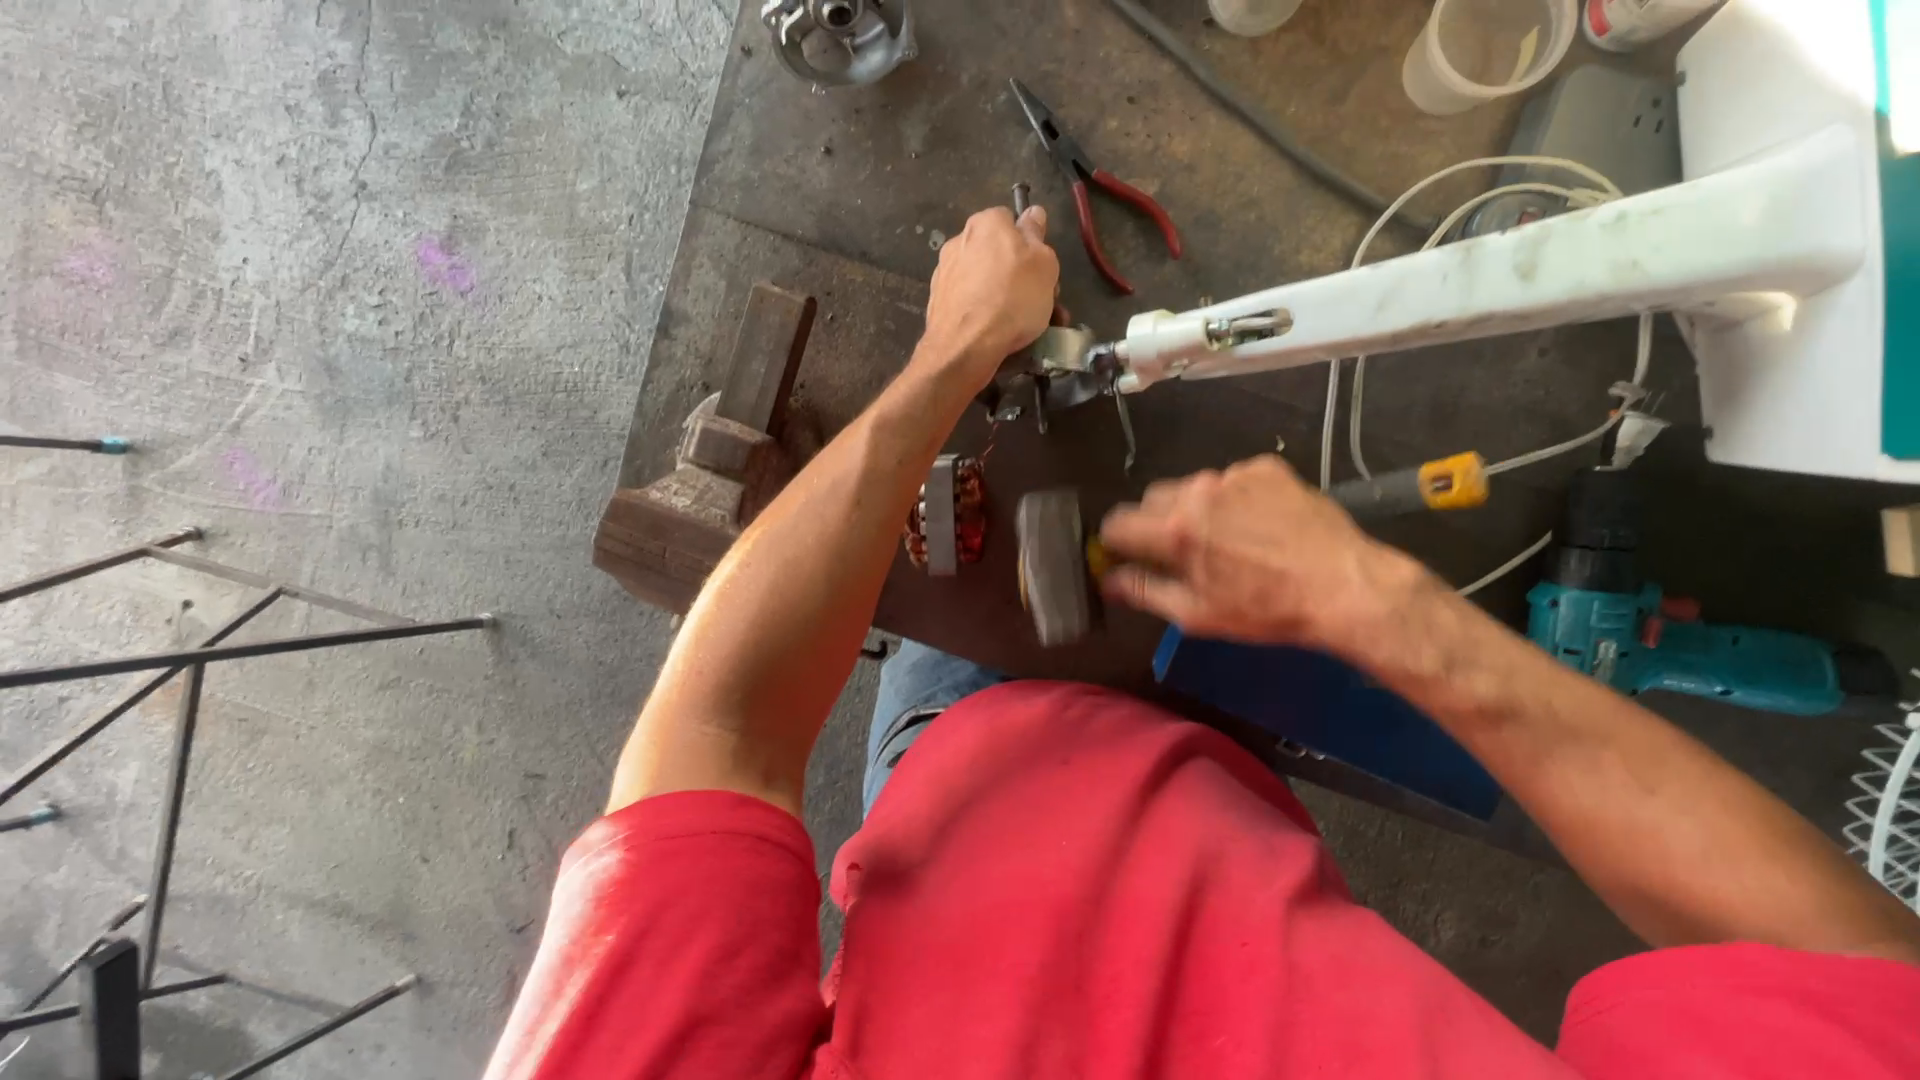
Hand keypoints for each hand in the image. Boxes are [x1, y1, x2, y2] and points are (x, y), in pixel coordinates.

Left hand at [918, 206, 1058, 387]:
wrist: (966, 346)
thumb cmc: (1012, 298)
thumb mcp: (1043, 262)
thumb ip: (1037, 234)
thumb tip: (1032, 214)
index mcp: (985, 223)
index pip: (1011, 221)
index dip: (1030, 244)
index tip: (1042, 270)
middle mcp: (959, 242)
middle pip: (998, 254)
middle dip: (1020, 276)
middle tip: (1040, 302)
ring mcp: (944, 274)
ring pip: (985, 281)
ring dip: (1004, 297)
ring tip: (1024, 326)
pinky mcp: (937, 303)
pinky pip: (970, 303)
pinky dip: (984, 313)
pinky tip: (998, 333)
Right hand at [1099, 455, 1432, 653]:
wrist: (1344, 586)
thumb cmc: (1265, 609)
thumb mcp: (1197, 614)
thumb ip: (1144, 591)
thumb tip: (1108, 580)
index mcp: (1175, 529)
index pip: (1118, 523)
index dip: (1115, 541)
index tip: (1126, 555)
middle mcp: (1198, 491)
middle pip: (1153, 500)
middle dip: (1156, 523)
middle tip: (1182, 552)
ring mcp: (1234, 475)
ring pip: (1193, 488)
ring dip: (1197, 509)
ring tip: (1229, 539)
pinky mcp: (1266, 468)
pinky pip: (1232, 479)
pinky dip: (1234, 499)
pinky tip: (1259, 524)